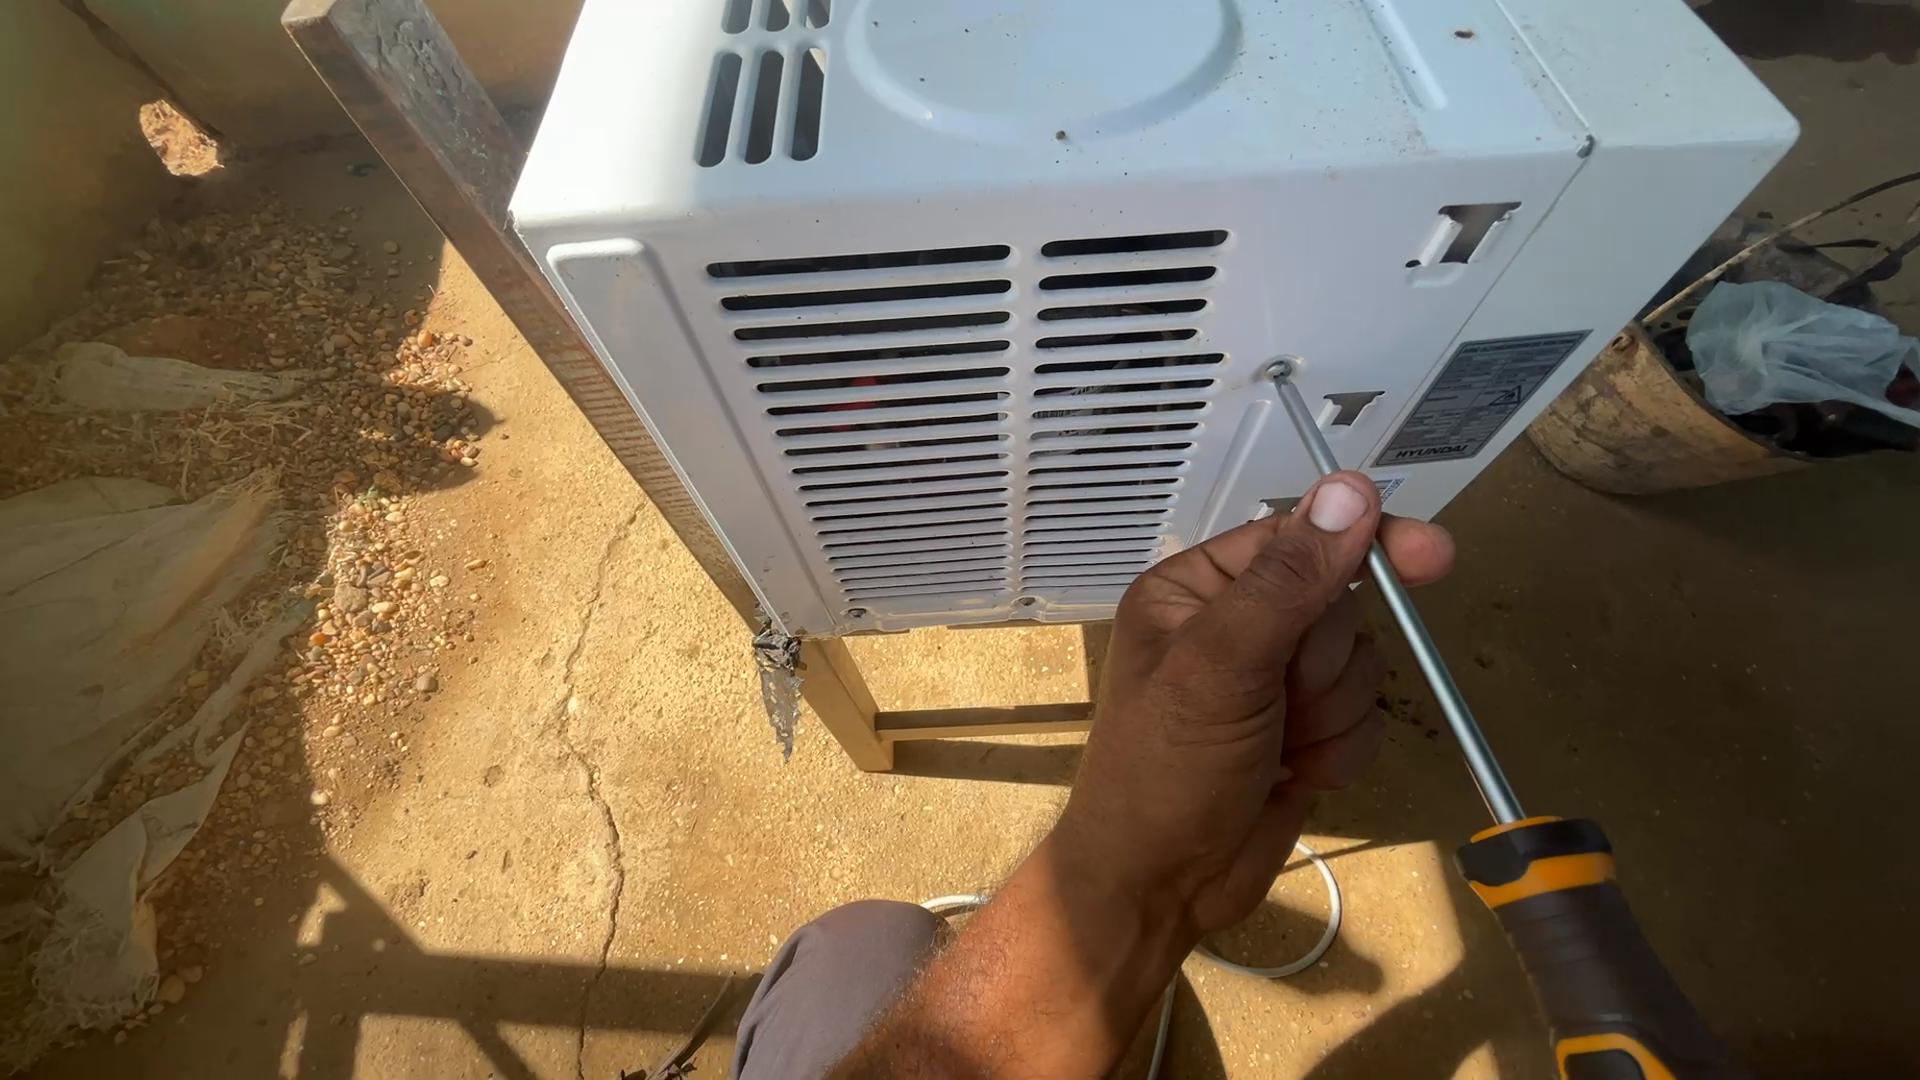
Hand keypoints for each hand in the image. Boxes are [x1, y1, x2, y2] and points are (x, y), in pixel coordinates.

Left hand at [1055, 472, 1454, 936]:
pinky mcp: (1301, 727)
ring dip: (1327, 714)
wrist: (1160, 881)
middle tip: (1273, 703)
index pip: (1297, 538)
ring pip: (1361, 664)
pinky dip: (1337, 750)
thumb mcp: (1220, 663)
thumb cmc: (1166, 765)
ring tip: (1273, 745)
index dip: (1361, 545)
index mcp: (1195, 588)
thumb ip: (1288, 580)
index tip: (1430, 555)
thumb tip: (1352, 488)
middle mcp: (1233, 622)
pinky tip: (1291, 773)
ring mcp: (1270, 677)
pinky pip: (1363, 718)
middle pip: (1339, 606)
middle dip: (1320, 666)